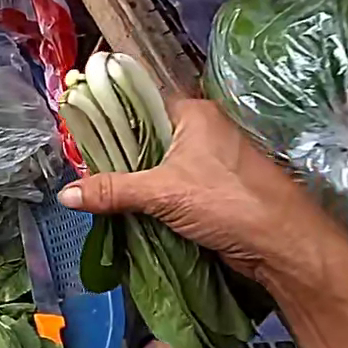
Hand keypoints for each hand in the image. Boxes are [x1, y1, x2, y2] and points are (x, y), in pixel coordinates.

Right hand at [58, 99, 347, 296]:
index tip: (78, 137)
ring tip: (98, 190)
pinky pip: (168, 184)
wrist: (282, 244)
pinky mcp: (210, 187)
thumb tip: (66, 194)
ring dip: (132, 180)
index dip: (108, 119)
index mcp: (192, 113)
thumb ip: (112, 190)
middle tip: (83, 171)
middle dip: (116, 156)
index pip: (139, 104)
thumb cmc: (229, 202)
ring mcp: (207, 159)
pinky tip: (126, 206)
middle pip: (144, 136)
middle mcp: (200, 130)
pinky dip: (149, 195)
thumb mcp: (162, 192)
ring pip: (156, 163)